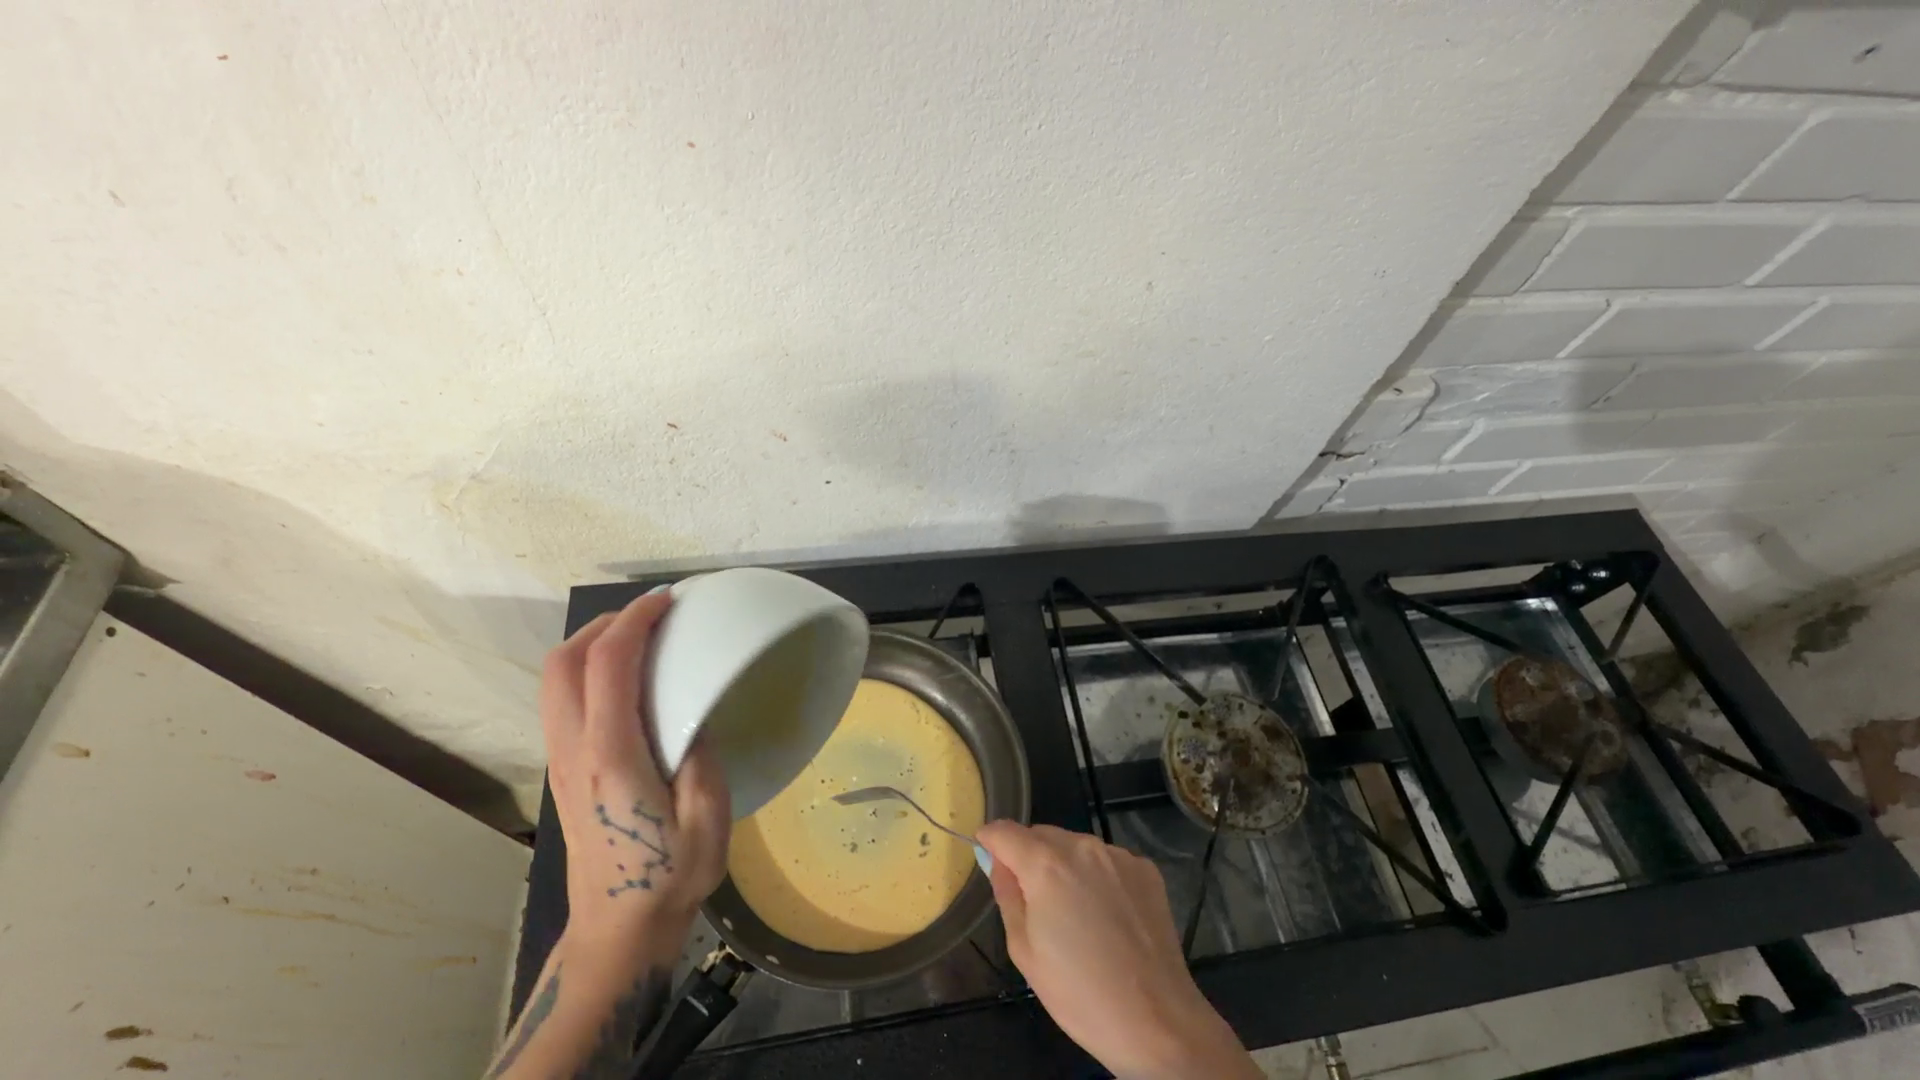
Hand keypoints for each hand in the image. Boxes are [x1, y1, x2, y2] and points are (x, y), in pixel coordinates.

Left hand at [542, 592, 730, 948]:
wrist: (618, 929)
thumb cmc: (669, 877)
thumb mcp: (709, 819)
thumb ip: (702, 756)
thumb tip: (695, 708)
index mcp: (613, 756)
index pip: (610, 665)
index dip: (636, 620)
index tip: (668, 601)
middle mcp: (574, 750)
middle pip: (563, 661)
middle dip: (604, 623)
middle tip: (651, 615)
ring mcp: (560, 760)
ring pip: (554, 680)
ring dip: (591, 645)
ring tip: (639, 639)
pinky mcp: (562, 771)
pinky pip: (562, 701)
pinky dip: (588, 671)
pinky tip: (626, 681)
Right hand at [976, 822, 1259, 1079]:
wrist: (1155, 1019)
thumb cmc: (1079, 992)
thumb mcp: (1024, 950)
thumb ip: (1007, 895)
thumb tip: (999, 863)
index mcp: (1046, 865)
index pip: (1005, 831)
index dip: (990, 842)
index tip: (987, 859)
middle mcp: (1084, 848)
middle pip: (1041, 835)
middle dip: (1028, 857)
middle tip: (1032, 902)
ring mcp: (1119, 856)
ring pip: (1076, 847)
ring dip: (1064, 866)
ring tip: (1074, 914)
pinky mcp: (1147, 871)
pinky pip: (1107, 861)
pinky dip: (1096, 876)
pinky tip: (1106, 916)